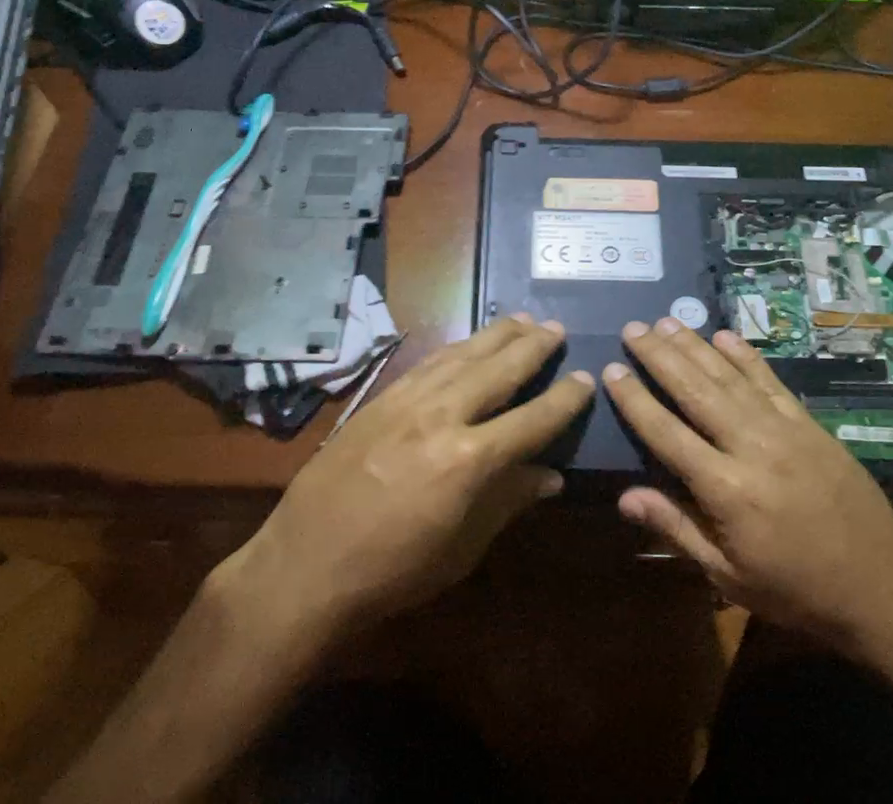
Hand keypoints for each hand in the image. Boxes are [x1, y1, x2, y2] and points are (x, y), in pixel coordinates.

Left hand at [217, 315, 592, 633]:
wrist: (306, 566)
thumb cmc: (393, 572)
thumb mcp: (462, 548)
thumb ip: (508, 501)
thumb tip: (550, 476)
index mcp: (469, 460)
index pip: (532, 419)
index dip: (564, 400)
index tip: (586, 380)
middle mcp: (440, 417)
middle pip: (497, 370)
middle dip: (532, 347)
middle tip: (557, 327)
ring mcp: (404, 404)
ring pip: (460, 356)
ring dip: (494, 336)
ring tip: (522, 320)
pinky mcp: (377, 402)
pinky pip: (426, 365)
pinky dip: (454, 350)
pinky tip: (466, 345)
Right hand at [603, 318, 892, 654]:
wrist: (880, 586)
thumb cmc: (794, 590)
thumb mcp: (727, 576)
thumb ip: (677, 529)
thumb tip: (625, 496)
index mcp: (727, 490)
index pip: (668, 434)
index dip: (636, 400)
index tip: (611, 369)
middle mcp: (753, 448)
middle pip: (697, 392)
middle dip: (661, 357)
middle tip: (633, 328)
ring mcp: (787, 432)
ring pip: (732, 379)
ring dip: (697, 347)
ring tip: (667, 322)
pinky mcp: (812, 427)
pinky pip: (772, 384)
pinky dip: (747, 358)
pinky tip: (725, 337)